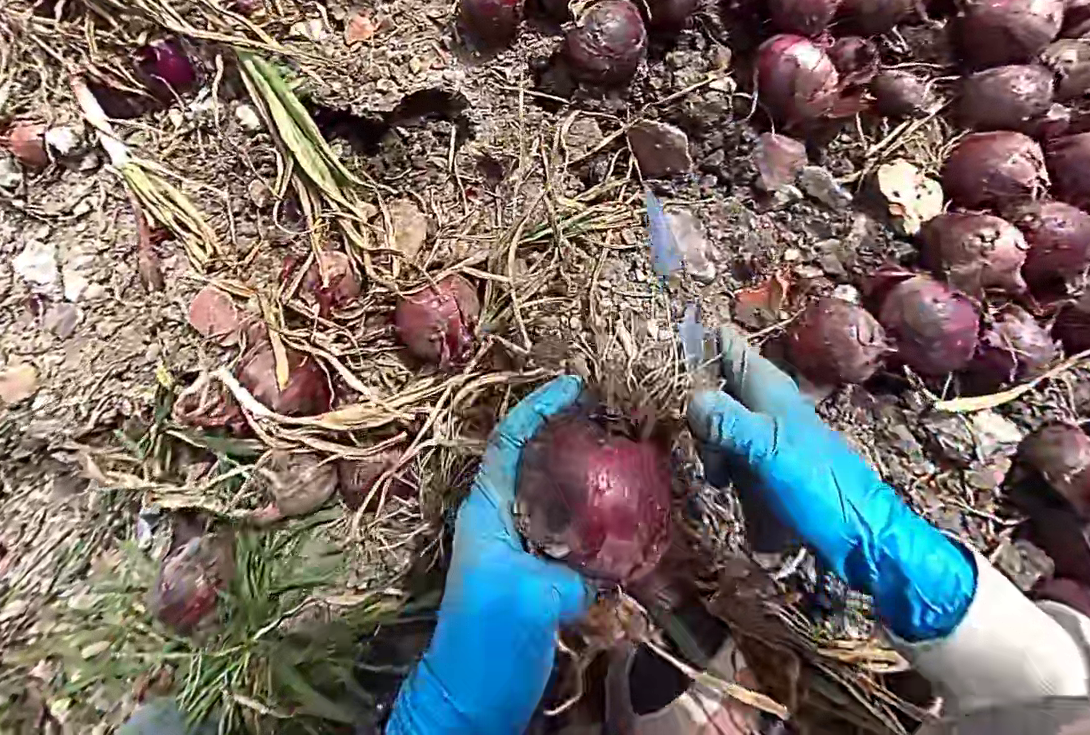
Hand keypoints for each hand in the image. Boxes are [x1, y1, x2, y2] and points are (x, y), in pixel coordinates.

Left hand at [388, 376, 593, 734]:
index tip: (570, 386)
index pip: (509, 441)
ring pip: (550, 489)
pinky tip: (619, 515)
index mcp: (486, 509)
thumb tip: (604, 564)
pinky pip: (567, 526)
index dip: (536, 408)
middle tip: (603, 416)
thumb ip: (568, 573)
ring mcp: (518, 544)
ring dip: (577, 468)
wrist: (470, 704)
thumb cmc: (485, 641)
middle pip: (531, 458)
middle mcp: (500, 517)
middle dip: (561, 430)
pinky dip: (590, 512)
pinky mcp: (537, 571)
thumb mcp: (527, 598)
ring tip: (615, 454)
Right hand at [688, 326, 974, 640]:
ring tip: (720, 476)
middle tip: (705, 445)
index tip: (667, 365)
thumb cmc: (817, 485)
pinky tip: (727, 485)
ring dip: (710, 443)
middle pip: (712, 383)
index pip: (723, 340)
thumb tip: (690, 398)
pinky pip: (730, 447)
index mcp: (765, 383)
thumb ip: (728, 422)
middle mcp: (762, 398)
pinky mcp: (766, 456)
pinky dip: (724, 462)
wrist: (862, 537)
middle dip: (698, 409)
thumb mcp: (768, 451)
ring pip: (717, 418)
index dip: (694, 342)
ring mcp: (764, 427)